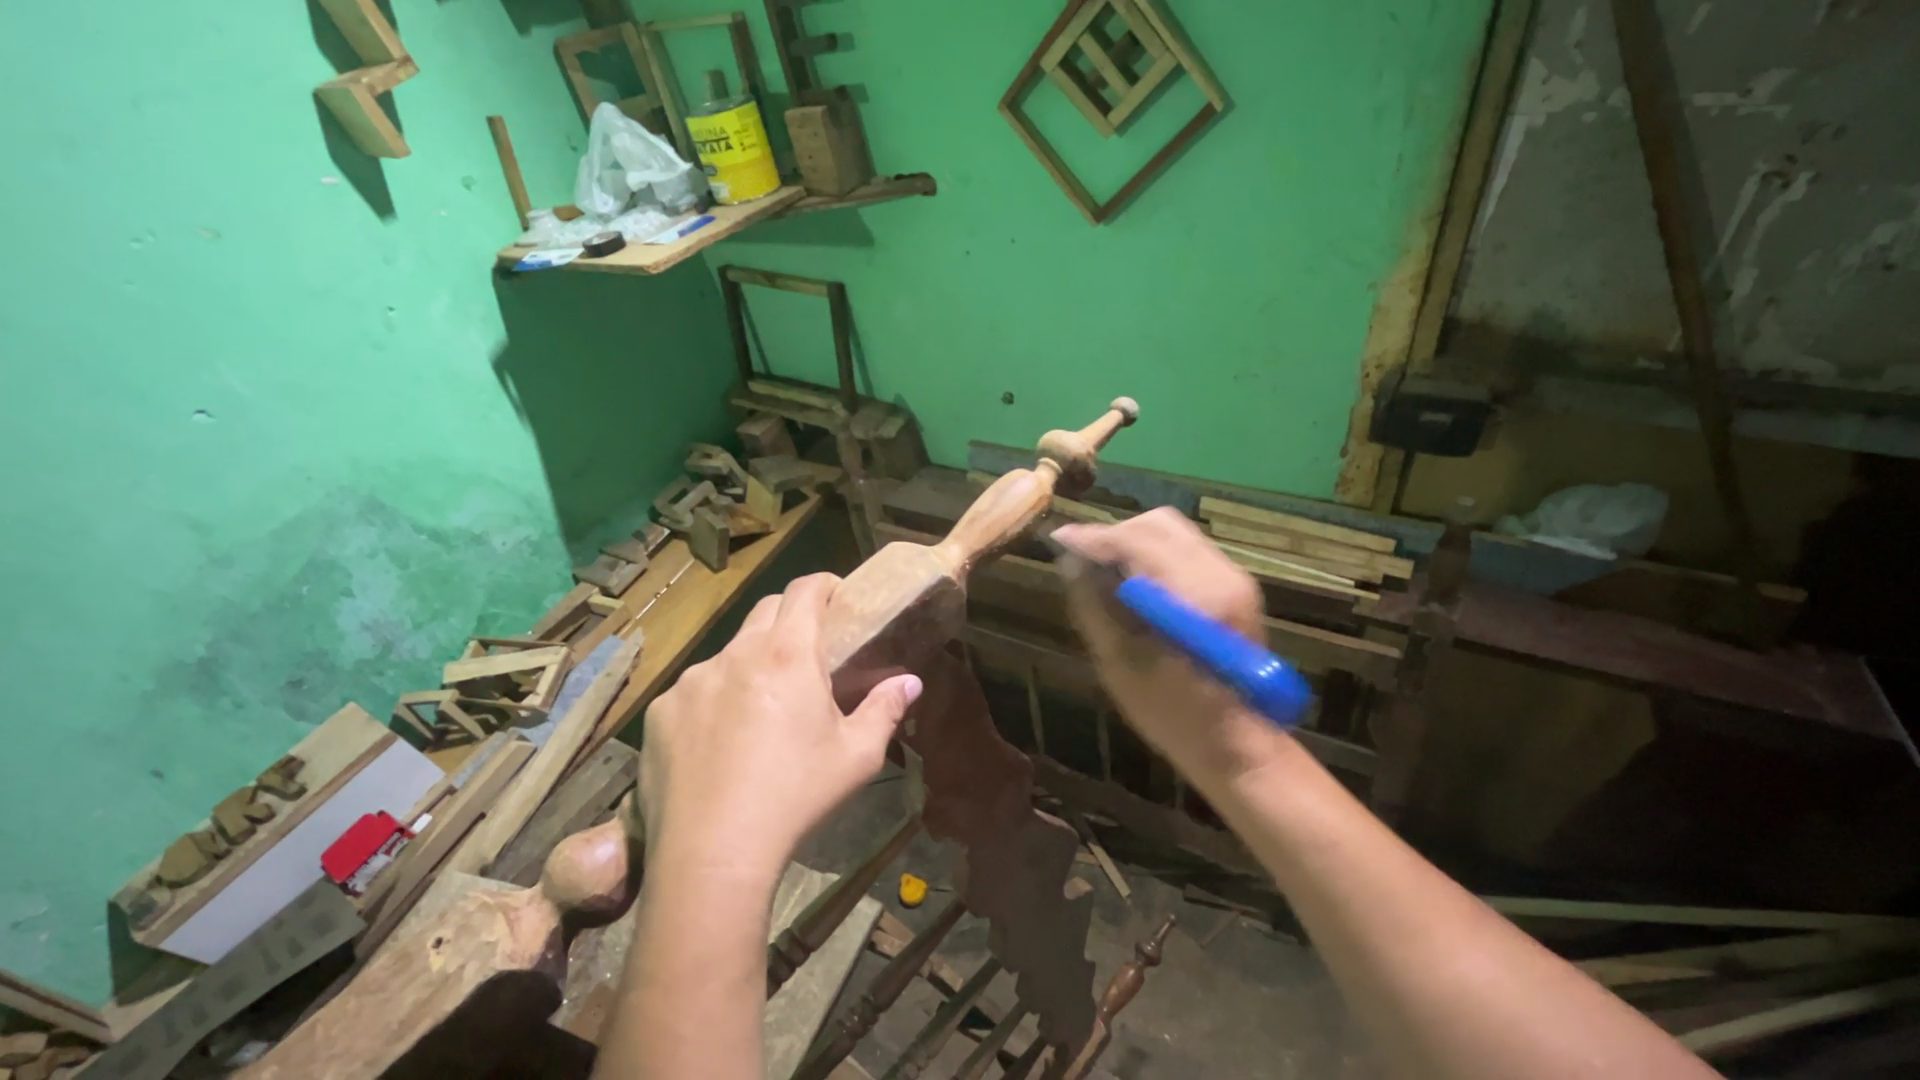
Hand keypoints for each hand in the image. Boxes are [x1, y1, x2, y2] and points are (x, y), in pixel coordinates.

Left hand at [638, 573, 922, 877]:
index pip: (805, 590)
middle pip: (765, 611)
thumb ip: (886, 710)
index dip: (824, 584)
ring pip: (728, 654)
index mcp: (787, 655)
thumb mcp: (857, 756)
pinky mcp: (660, 713)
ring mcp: (691, 681)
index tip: (836, 596)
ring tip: (761, 710)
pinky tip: (719, 745)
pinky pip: (693, 692)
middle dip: (790, 619)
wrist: (713, 852)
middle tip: (808, 653)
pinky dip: (713, 701)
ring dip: (750, 665)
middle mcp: (735, 654)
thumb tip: (910, 682)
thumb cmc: (796, 796)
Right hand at [1056, 509, 1292, 787]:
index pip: (1137, 540)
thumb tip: (1070, 561)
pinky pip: (1186, 550)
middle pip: (1159, 524)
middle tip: (1081, 560)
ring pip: (1173, 532)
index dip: (1093, 537)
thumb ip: (1095, 606)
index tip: (1058, 540)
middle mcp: (1221, 574)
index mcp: (1196, 596)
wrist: (1239, 745)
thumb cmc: (1175, 717)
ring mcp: (1234, 577)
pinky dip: (1153, 554)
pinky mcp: (1235, 587)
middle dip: (1115, 534)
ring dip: (1133, 542)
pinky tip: (1132, 582)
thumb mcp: (1122, 665)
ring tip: (1102, 570)